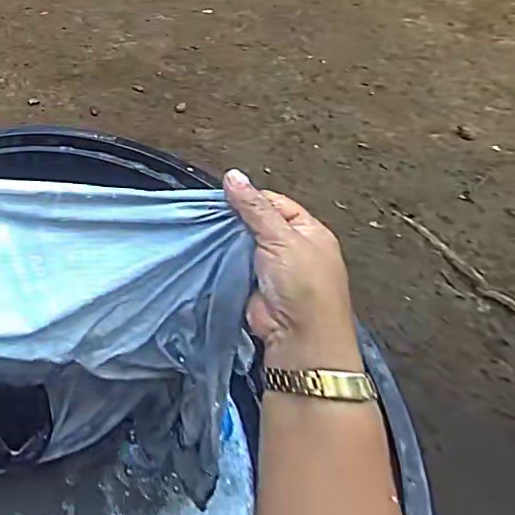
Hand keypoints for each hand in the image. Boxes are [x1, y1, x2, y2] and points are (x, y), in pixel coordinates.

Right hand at [225, 170, 363, 371]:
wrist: (298, 339)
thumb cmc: (303, 287)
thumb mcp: (281, 239)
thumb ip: (254, 207)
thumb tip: (232, 175)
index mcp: (309, 231)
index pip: (273, 202)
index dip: (250, 199)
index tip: (224, 198)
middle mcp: (292, 246)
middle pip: (255, 220)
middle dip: (235, 217)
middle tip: (211, 212)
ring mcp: (272, 265)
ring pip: (242, 240)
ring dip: (227, 236)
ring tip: (205, 227)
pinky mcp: (253, 281)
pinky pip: (234, 259)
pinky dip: (222, 254)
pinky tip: (207, 247)